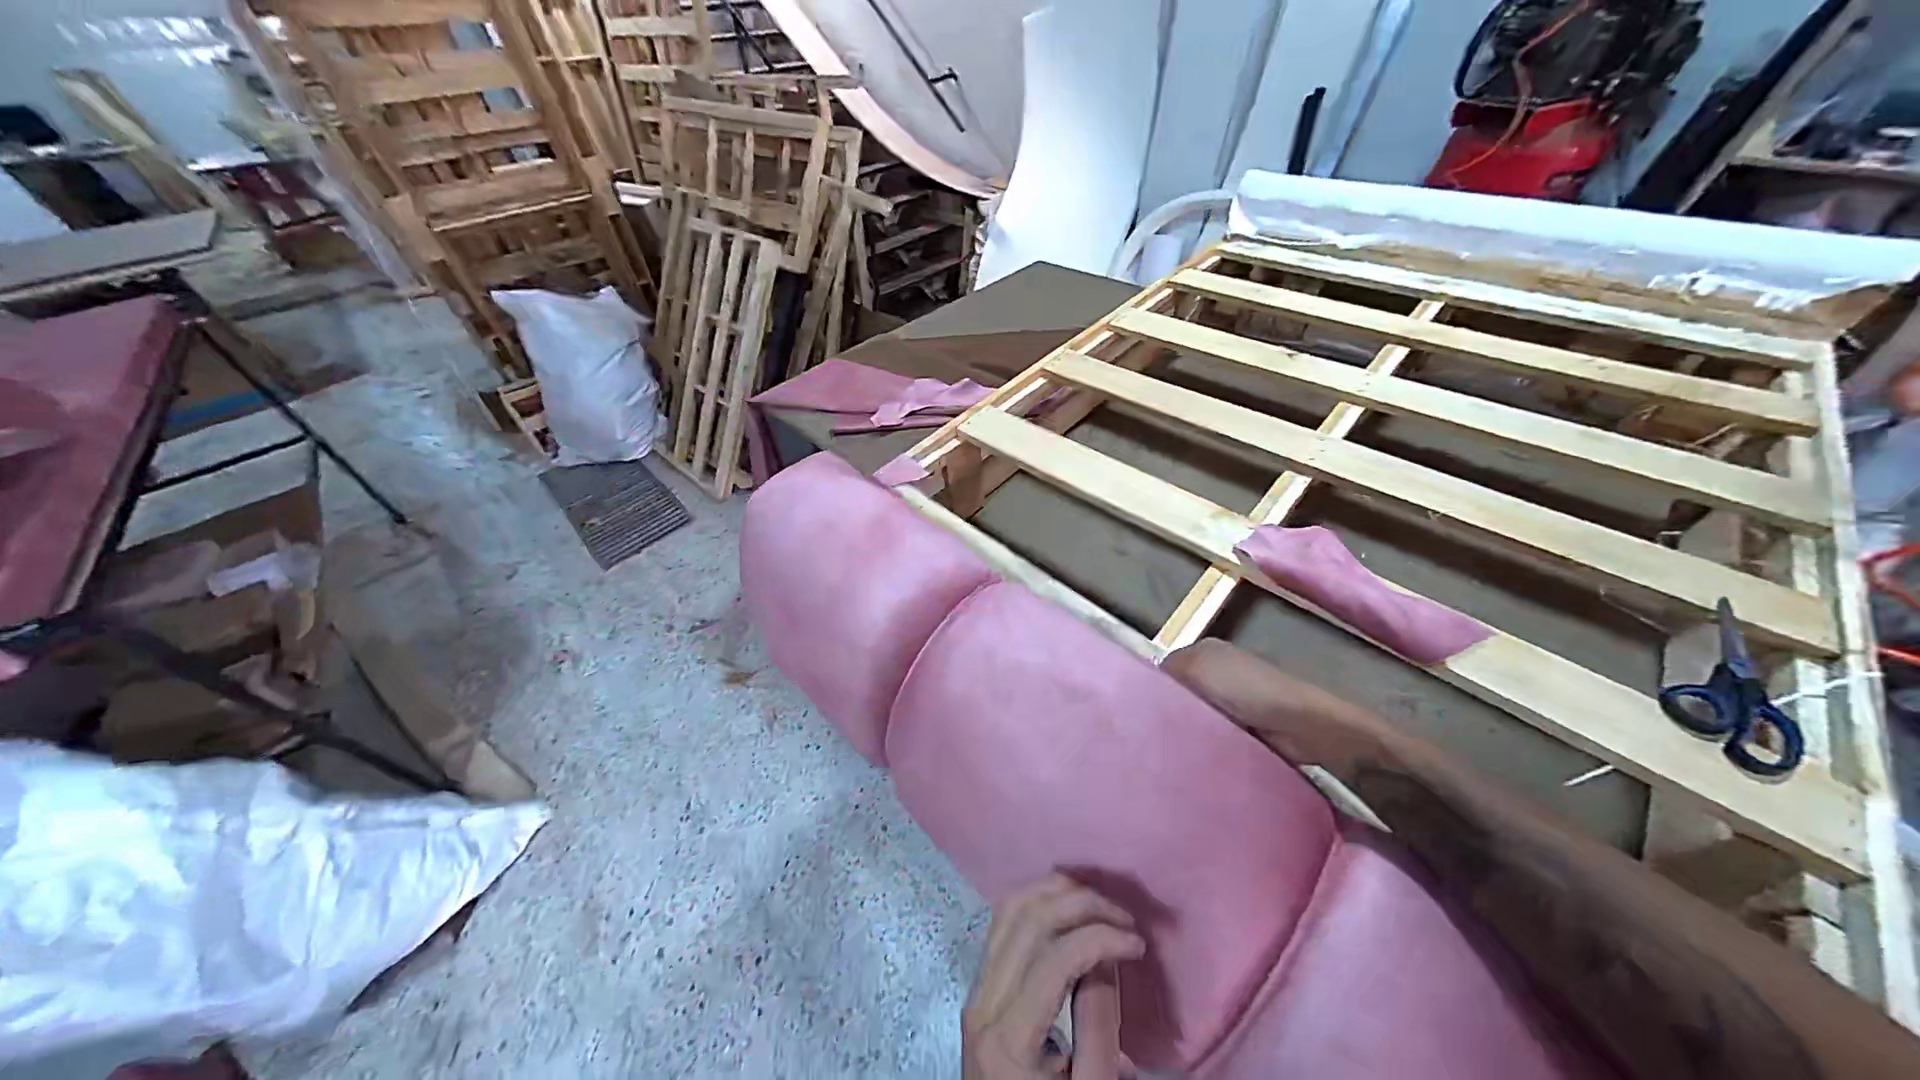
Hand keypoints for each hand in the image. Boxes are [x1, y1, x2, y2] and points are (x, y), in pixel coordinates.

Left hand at [962, 874, 1144, 1079]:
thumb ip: (1098, 1027)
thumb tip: (1107, 957)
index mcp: (1005, 1041)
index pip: (1053, 959)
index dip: (1100, 938)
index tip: (1138, 945)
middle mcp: (980, 1005)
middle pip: (1026, 920)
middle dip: (1081, 904)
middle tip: (1123, 917)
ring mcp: (974, 992)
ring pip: (1008, 910)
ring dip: (1056, 894)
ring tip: (1100, 904)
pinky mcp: (979, 989)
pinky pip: (1002, 925)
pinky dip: (1036, 903)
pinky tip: (1067, 908)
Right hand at [1162, 639, 1391, 773]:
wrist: (1304, 726)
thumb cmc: (1247, 690)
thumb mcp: (1198, 668)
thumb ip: (1167, 671)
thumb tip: (1142, 684)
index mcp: (1203, 652)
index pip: (1162, 669)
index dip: (1147, 689)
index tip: (1131, 714)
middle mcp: (1216, 673)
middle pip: (1177, 695)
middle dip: (1164, 713)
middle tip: (1144, 737)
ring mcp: (1232, 702)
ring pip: (1192, 718)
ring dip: (1183, 732)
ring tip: (1163, 752)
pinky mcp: (1245, 730)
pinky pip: (1210, 736)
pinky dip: (1202, 745)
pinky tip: (1189, 758)